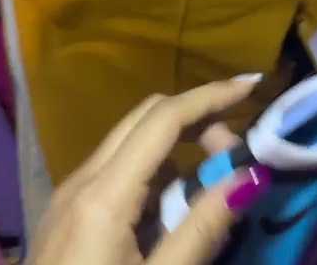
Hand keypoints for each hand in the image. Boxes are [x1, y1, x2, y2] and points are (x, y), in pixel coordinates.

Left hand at [27, 78, 268, 264]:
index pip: (166, 117)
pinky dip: (155, 171)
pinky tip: (171, 211)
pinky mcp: (63, 221)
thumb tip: (249, 174)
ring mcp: (66, 200)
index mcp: (103, 194)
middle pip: (147, 116)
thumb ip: (202, 228)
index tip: (254, 88)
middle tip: (236, 147)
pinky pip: (117, 172)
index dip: (213, 96)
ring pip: (131, 142)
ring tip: (210, 183)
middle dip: (198, 117)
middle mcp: (81, 182)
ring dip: (177, 144)